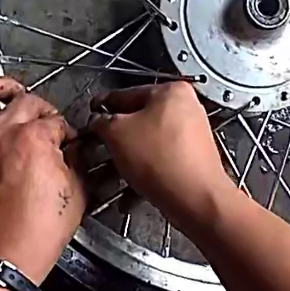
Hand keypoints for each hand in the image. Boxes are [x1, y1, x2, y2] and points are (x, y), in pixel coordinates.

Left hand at [0, 69, 83, 283]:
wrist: (4, 258)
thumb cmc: (37, 230)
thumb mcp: (78, 191)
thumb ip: (77, 162)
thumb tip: (74, 151)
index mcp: (36, 138)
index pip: (57, 123)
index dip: (67, 133)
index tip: (68, 144)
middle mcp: (2, 132)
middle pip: (26, 103)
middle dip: (43, 109)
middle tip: (48, 122)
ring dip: (0, 86)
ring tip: (9, 88)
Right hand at [87, 82, 244, 232]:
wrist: (195, 199)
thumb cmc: (164, 161)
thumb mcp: (117, 134)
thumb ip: (102, 122)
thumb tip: (98, 121)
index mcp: (171, 92)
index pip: (127, 94)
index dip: (104, 105)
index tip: (94, 112)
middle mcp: (186, 110)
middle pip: (140, 119)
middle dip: (117, 137)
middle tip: (100, 144)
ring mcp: (191, 136)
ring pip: (149, 144)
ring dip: (128, 159)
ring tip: (111, 172)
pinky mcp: (192, 161)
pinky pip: (161, 162)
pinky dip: (144, 174)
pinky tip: (128, 193)